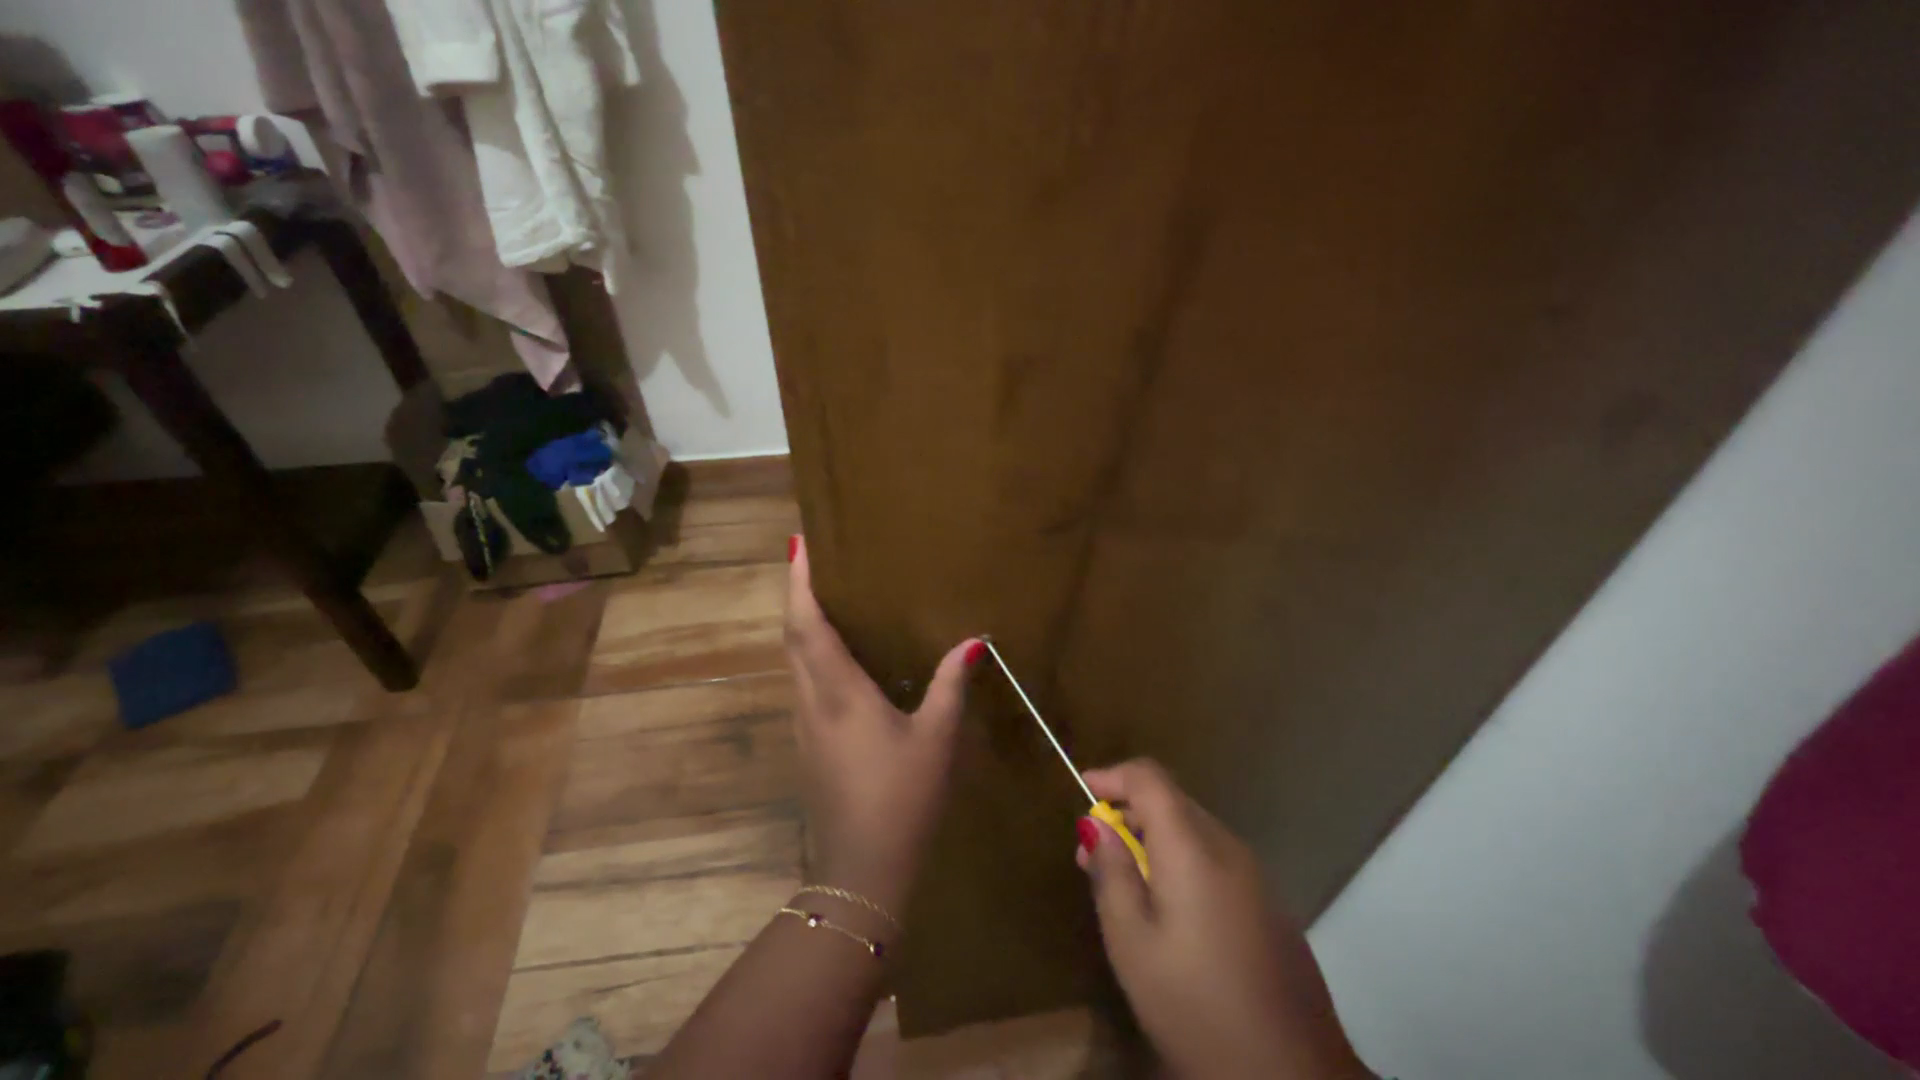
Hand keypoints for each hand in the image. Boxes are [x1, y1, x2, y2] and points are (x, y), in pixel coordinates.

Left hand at [785, 535, 980, 913]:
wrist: (862, 866)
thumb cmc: (902, 797)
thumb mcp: (936, 739)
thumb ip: (950, 686)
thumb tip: (971, 642)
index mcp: (838, 691)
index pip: (807, 623)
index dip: (799, 581)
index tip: (798, 542)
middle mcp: (811, 700)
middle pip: (792, 635)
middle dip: (797, 593)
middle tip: (813, 559)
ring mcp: (805, 724)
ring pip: (793, 660)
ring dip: (802, 624)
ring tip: (826, 596)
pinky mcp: (809, 743)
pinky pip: (803, 682)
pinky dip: (811, 654)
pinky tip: (838, 657)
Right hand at [1077, 760, 1374, 1079]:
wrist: (1289, 1070)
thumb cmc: (1193, 1004)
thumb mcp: (1132, 943)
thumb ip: (1112, 874)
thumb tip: (1095, 824)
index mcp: (1193, 849)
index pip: (1152, 778)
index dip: (1113, 775)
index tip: (1083, 790)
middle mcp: (1229, 848)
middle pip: (1175, 802)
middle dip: (1129, 812)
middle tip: (1093, 852)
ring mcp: (1257, 876)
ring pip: (1197, 831)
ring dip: (1155, 839)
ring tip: (1124, 884)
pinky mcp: (1270, 904)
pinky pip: (1217, 860)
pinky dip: (1183, 862)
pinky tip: (1169, 910)